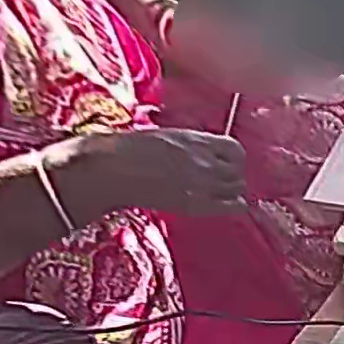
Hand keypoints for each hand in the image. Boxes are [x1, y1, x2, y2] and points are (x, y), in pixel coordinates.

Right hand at [50, 128, 245, 217]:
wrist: (105, 170)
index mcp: (192, 139)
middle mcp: (203, 160)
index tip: (225, 162)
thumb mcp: (161, 137)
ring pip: (238, 188)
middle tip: (219, 180)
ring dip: (230, 190)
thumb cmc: (122, 149)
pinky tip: (220, 203)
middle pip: (238, 171)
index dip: (233, 157)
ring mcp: (204, 183)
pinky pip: (236, 206)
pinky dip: (233, 205)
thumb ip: (189, 146)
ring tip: (216, 191)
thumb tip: (206, 154)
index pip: (235, 148)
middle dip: (231, 175)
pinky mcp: (199, 204)